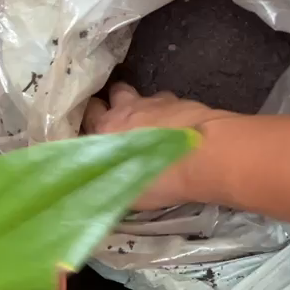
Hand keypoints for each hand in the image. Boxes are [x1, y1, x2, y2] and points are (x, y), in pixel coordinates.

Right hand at [82, 82, 239, 208]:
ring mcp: (152, 102)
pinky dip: (166, 111)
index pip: (87, 117)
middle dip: (113, 103)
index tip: (96, 135)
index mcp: (104, 131)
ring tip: (148, 123)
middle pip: (112, 94)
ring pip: (139, 94)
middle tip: (120, 122)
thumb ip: (111, 186)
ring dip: (140, 105)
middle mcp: (124, 111)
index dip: (91, 123)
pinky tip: (173, 125)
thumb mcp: (125, 194)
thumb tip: (103, 192)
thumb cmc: (158, 179)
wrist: (202, 157)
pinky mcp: (178, 101)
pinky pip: (165, 101)